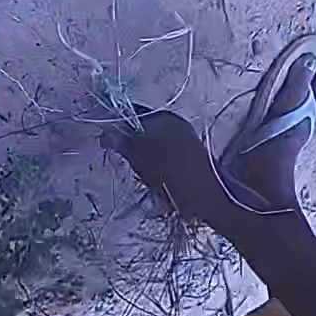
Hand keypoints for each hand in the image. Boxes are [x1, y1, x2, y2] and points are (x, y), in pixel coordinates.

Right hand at [101, 111, 247, 232]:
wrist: (209, 200)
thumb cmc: (176, 173)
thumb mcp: (143, 156)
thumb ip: (123, 142)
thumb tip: (105, 134)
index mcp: (166, 119)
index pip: (134, 115)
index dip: (119, 128)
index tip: (108, 142)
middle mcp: (175, 128)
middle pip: (141, 135)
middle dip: (133, 150)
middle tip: (135, 166)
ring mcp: (182, 146)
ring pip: (150, 152)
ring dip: (144, 166)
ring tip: (149, 179)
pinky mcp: (186, 164)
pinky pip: (161, 164)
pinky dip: (156, 174)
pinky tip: (159, 186)